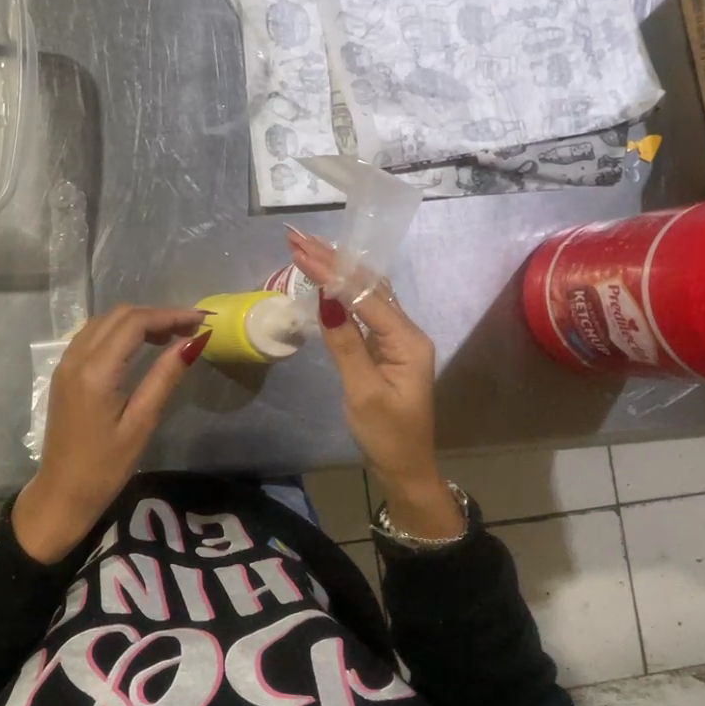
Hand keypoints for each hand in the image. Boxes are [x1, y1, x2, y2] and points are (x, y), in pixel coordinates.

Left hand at [12, 305, 210, 563]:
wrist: (62, 493)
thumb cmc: (105, 467)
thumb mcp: (141, 423)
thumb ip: (164, 377)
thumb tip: (193, 342)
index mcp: (95, 371)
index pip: (134, 323)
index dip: (169, 315)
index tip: (201, 319)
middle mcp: (75, 358)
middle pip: (118, 316)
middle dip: (155, 315)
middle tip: (190, 328)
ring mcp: (65, 364)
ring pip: (103, 322)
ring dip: (136, 322)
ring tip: (171, 336)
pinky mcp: (64, 373)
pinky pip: (92, 336)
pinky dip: (118, 332)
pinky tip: (140, 347)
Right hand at [287, 229, 464, 540]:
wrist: (406, 467)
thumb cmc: (387, 434)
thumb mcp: (363, 392)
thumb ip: (347, 344)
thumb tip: (327, 301)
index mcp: (407, 340)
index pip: (363, 295)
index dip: (331, 271)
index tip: (300, 251)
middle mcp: (406, 331)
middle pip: (368, 286)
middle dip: (332, 260)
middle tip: (297, 238)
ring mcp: (397, 339)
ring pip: (366, 294)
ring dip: (337, 270)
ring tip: (308, 248)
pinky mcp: (386, 348)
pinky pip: (364, 310)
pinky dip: (343, 291)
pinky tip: (327, 279)